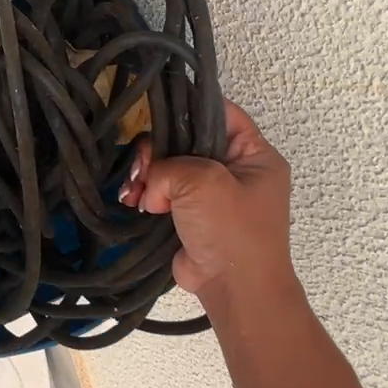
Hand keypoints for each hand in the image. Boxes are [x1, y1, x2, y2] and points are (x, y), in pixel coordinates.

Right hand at [119, 99, 295, 308]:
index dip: (188, 101)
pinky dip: (145, 193)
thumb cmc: (232, 230)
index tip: (153, 98)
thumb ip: (168, 162)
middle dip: (157, 149)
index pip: (220, 111)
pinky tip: (133, 202)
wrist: (234, 290)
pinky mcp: (191, 211)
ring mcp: (212, 191)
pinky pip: (161, 188)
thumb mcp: (202, 180)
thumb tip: (152, 180)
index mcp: (254, 155)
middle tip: (143, 166)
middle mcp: (234, 168)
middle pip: (185, 137)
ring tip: (136, 194)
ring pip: (168, 164)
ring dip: (147, 175)